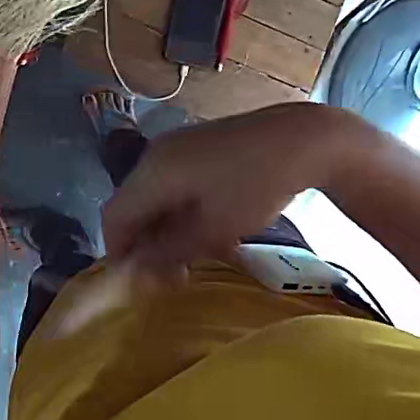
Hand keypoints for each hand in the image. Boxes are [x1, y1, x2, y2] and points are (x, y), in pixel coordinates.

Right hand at [104, 103, 372, 270]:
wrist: (305, 138)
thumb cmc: (257, 186)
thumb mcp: (213, 229)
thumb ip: (168, 252)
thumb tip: (135, 274)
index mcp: (152, 173)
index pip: (113, 216)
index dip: (118, 252)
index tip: (138, 281)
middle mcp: (156, 155)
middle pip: (132, 206)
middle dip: (145, 244)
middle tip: (171, 275)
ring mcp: (177, 147)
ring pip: (154, 196)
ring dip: (164, 230)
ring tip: (192, 257)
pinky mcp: (198, 146)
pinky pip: (174, 183)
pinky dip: (180, 211)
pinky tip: (206, 230)